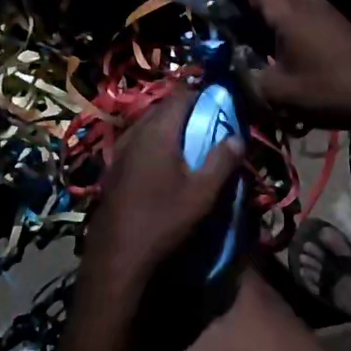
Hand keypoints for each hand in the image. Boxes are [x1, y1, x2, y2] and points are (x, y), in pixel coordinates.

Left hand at [80, 91, 243, 302]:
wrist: (118, 256)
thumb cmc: (164, 220)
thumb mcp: (203, 193)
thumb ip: (222, 161)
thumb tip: (238, 137)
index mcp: (157, 132)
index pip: (181, 96)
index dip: (202, 95)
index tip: (220, 105)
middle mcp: (134, 134)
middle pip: (162, 108)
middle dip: (186, 111)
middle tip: (208, 125)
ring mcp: (118, 152)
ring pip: (147, 126)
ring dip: (169, 129)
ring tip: (189, 145)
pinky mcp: (112, 170)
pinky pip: (137, 144)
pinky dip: (154, 145)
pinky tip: (164, 166)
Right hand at [222, 0, 350, 129]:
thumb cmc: (326, 91)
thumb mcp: (275, 92)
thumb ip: (245, 74)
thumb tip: (233, 62)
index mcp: (287, 10)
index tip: (217, 18)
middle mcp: (305, 3)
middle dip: (240, 15)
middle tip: (228, 44)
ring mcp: (323, 13)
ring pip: (281, 10)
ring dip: (261, 29)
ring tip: (252, 59)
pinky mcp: (334, 28)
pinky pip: (298, 22)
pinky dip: (281, 36)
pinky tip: (281, 65)